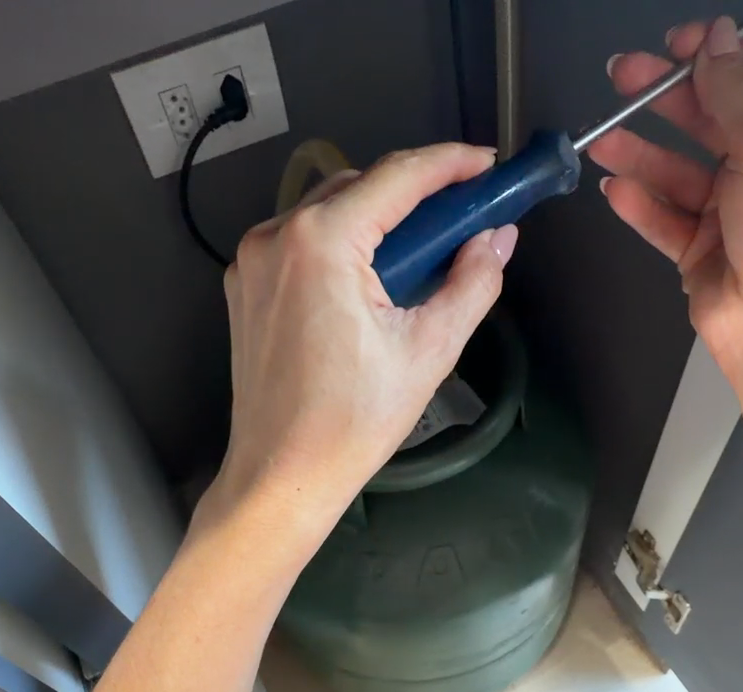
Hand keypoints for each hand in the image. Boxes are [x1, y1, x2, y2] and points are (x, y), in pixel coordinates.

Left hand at [204, 144, 516, 538]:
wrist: (281, 475)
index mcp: (322, 242)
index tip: (489, 167)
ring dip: (377, 222)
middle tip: (462, 222)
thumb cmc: (355, 422)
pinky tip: (368, 285)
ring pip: (327, 212)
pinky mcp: (243, 288)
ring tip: (418, 261)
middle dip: (415, 197)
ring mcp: (251, 261)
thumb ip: (472, 284)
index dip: (452, 163)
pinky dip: (340, 247)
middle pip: (360, 187)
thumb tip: (499, 239)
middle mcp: (276, 236)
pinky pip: (301, 244)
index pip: (399, 176)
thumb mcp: (429, 351)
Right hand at [592, 16, 742, 383]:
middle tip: (620, 77)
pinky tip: (614, 189)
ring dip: (639, 154)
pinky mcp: (698, 249)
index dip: (715, 53)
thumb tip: (715, 38)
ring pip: (676, 170)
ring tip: (600, 141)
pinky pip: (663, 218)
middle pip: (707, 118)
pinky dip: (638, 204)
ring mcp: (728, 210)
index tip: (673, 44)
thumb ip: (736, 92)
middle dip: (664, 97)